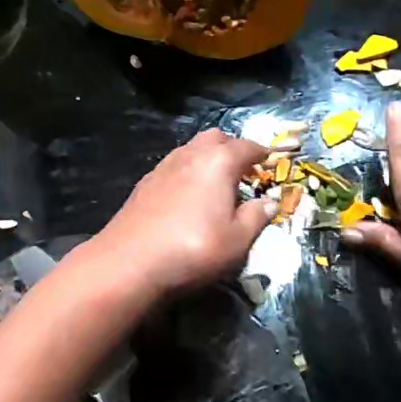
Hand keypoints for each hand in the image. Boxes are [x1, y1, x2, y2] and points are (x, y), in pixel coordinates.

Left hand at [84, 130, 276, 300]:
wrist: (128, 264)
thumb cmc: (193, 249)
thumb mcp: (237, 241)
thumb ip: (256, 217)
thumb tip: (269, 202)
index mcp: (219, 161)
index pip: (248, 146)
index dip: (263, 153)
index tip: (272, 162)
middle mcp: (191, 154)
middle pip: (217, 138)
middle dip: (233, 148)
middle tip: (244, 172)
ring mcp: (164, 167)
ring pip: (192, 149)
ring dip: (208, 159)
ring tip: (217, 184)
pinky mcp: (145, 183)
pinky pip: (175, 166)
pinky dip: (188, 173)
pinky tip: (189, 197)